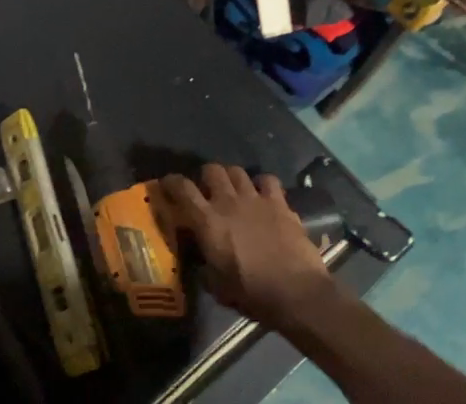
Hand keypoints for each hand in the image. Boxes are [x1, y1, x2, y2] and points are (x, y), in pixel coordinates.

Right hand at [160, 163, 338, 329]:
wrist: (297, 295)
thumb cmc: (253, 294)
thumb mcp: (217, 287)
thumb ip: (204, 267)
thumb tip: (200, 260)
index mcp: (208, 221)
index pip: (182, 188)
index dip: (171, 182)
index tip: (168, 185)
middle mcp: (228, 202)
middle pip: (211, 170)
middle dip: (206, 177)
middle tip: (208, 191)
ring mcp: (256, 199)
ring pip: (237, 171)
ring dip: (232, 179)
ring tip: (235, 191)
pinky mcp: (280, 204)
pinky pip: (268, 180)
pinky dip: (263, 185)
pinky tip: (264, 196)